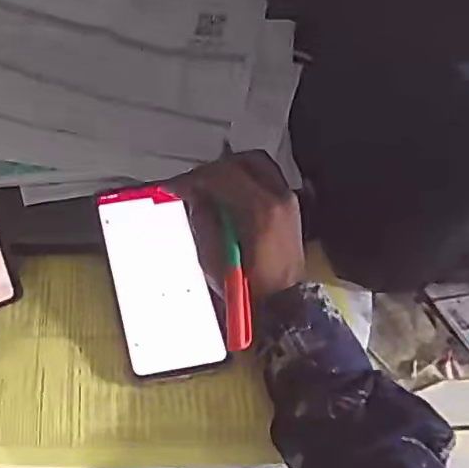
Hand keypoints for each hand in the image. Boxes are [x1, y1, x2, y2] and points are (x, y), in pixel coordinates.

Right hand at [179, 151, 305, 295]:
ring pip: (257, 165)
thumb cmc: (251, 291)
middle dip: (214, 169)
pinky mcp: (290, 209)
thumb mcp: (215, 259)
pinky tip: (230, 195)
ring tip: (210, 187)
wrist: (282, 306)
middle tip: (193, 183)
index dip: (195, 178)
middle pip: (243, 161)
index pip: (222, 175)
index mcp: (260, 211)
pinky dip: (245, 180)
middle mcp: (279, 200)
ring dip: (231, 171)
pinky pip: (266, 179)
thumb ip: (204, 221)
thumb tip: (195, 197)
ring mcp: (288, 202)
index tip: (178, 185)